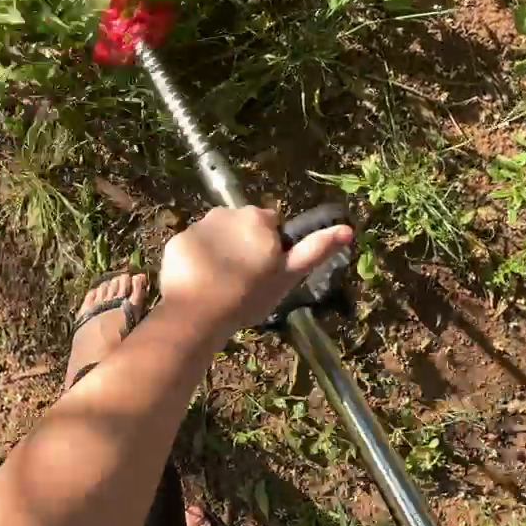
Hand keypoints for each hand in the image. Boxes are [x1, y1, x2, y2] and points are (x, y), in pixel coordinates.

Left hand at [158, 207, 353, 337]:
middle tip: (244, 280)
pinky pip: (193, 249)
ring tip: (220, 285)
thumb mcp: (289, 275)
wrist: (197, 312)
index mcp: (257, 218)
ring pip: (216, 237)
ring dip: (220, 253)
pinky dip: (197, 262)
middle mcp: (226, 213)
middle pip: (241, 227)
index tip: (265, 270)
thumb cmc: (249, 295)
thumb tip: (348, 229)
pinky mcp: (176, 242)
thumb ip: (316, 249)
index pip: (270, 224)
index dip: (271, 247)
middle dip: (244, 246)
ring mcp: (198, 226)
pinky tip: (200, 284)